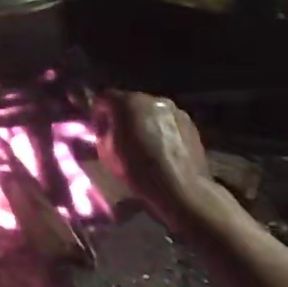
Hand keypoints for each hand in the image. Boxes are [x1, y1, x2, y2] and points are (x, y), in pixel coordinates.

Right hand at [96, 92, 222, 229]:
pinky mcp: (189, 121)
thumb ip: (103, 135)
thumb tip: (106, 131)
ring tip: (143, 145)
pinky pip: (167, 120)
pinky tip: (162, 149)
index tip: (100, 132)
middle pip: (129, 101)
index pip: (104, 97)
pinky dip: (160, 129)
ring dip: (142, 122)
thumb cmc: (140, 172)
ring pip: (149, 110)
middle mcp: (151, 99)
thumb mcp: (108, 155)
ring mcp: (173, 109)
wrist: (182, 189)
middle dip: (121, 117)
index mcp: (127, 103)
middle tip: (120, 139)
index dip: (98, 114)